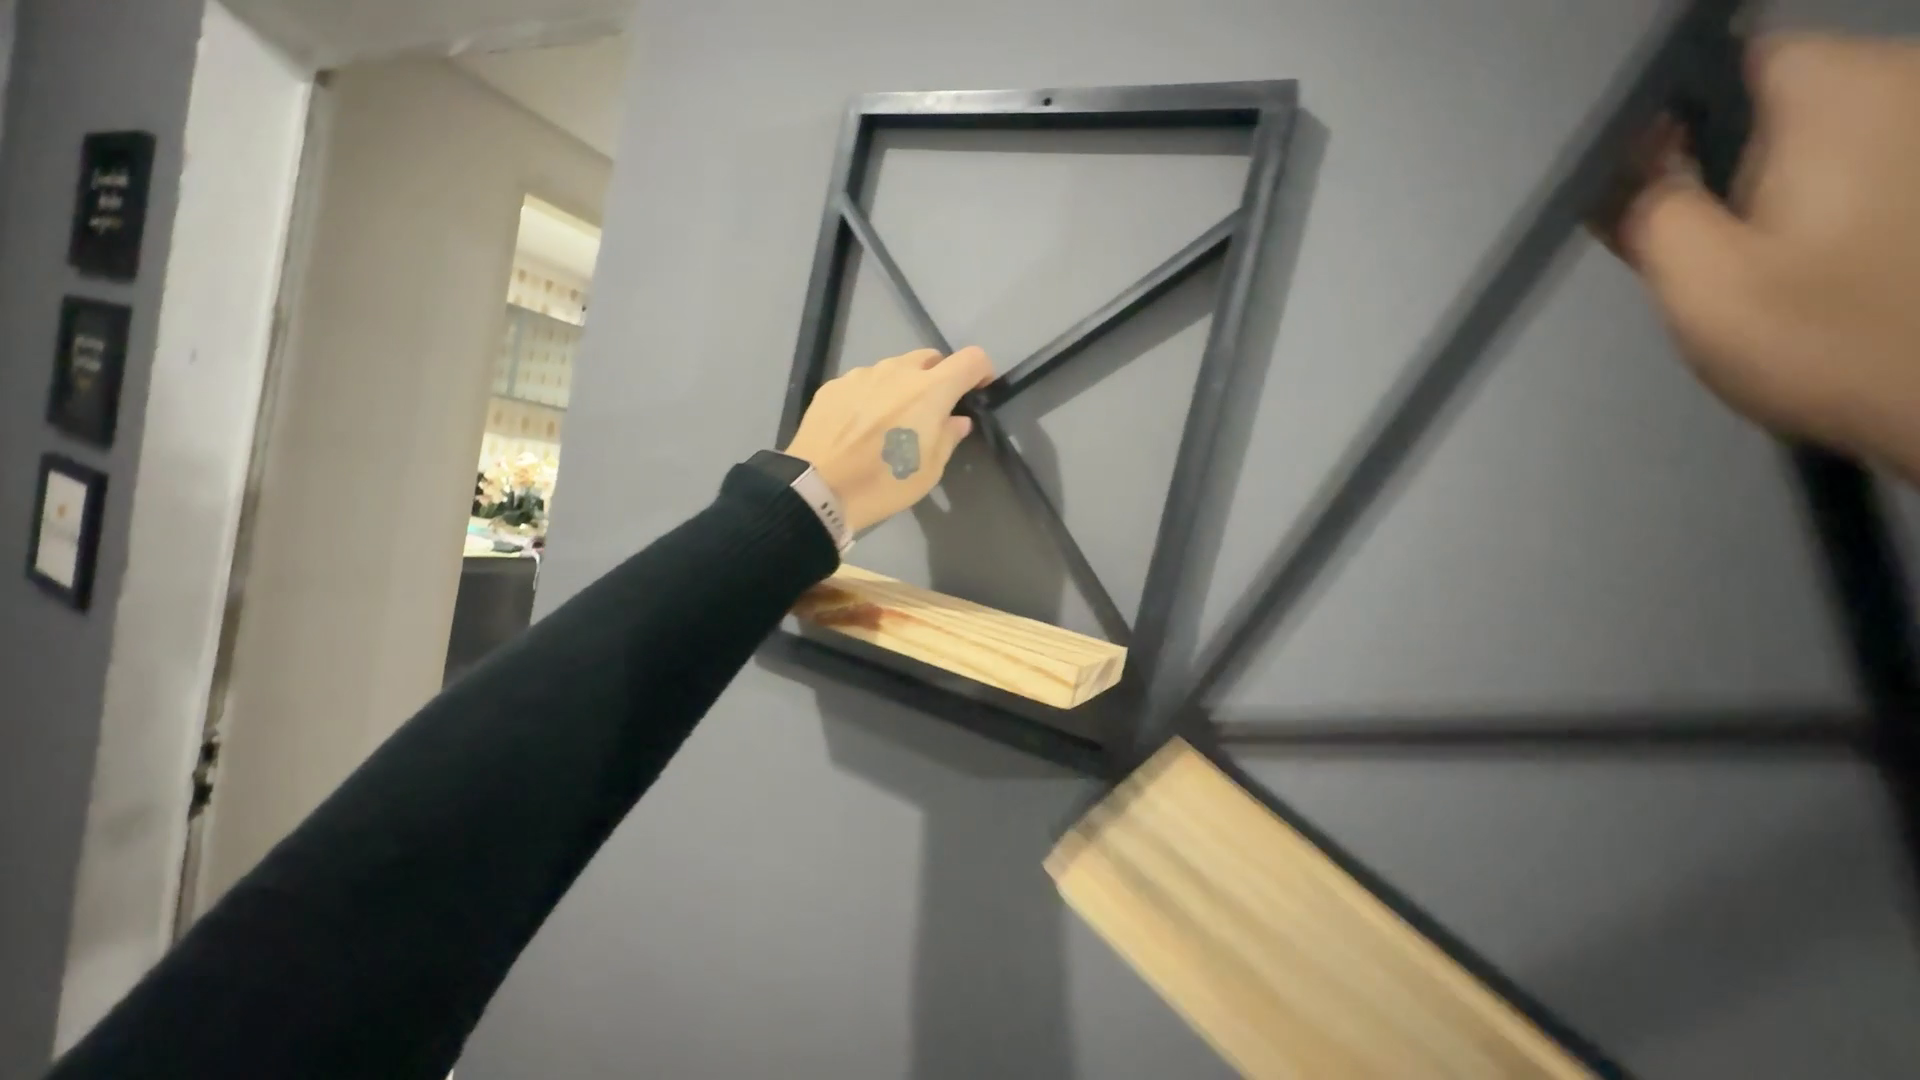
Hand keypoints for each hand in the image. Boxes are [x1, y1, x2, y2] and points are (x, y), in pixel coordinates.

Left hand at [784, 347, 995, 532]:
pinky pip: (863, 382)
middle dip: (938, 377)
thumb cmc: (884, 482)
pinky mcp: (834, 385)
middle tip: (931, 410)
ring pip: (894, 369)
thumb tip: (956, 419)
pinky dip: (871, 396)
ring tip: (890, 421)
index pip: (971, 359)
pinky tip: (860, 426)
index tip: (978, 389)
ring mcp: (862, 375)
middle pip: (930, 358)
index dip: (980, 371)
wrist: (818, 487)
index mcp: (931, 390)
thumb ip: (948, 436)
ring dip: (901, 386)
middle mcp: (898, 371)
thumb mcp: (930, 470)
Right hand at [1615, 36, 1919, 478]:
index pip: (1722, 62)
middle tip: (1697, 249)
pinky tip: (1808, 268)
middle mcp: (1908, 85)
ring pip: (1809, 138)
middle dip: (1711, 166)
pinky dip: (1815, 208)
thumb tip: (1619, 163)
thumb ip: (1644, 208)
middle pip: (1767, 100)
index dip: (1662, 123)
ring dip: (1761, 193)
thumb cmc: (1828, 340)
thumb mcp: (1698, 280)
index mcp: (1842, 92)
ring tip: (1757, 267)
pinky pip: (1856, 167)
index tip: (1643, 192)